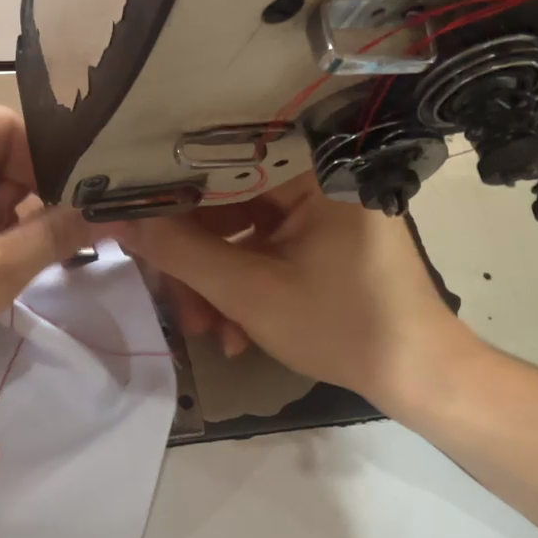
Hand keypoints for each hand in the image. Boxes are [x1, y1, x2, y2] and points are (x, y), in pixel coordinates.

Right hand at [116, 175, 482, 414]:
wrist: (417, 375)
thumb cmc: (342, 326)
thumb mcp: (250, 292)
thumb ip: (180, 253)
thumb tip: (120, 221)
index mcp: (315, 170)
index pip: (220, 163)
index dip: (169, 194)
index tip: (133, 224)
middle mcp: (319, 178)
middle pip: (227, 204)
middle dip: (195, 261)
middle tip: (175, 304)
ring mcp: (321, 212)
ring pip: (240, 233)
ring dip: (214, 284)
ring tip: (207, 331)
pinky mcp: (322, 241)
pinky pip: (264, 251)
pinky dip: (243, 288)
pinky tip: (235, 332)